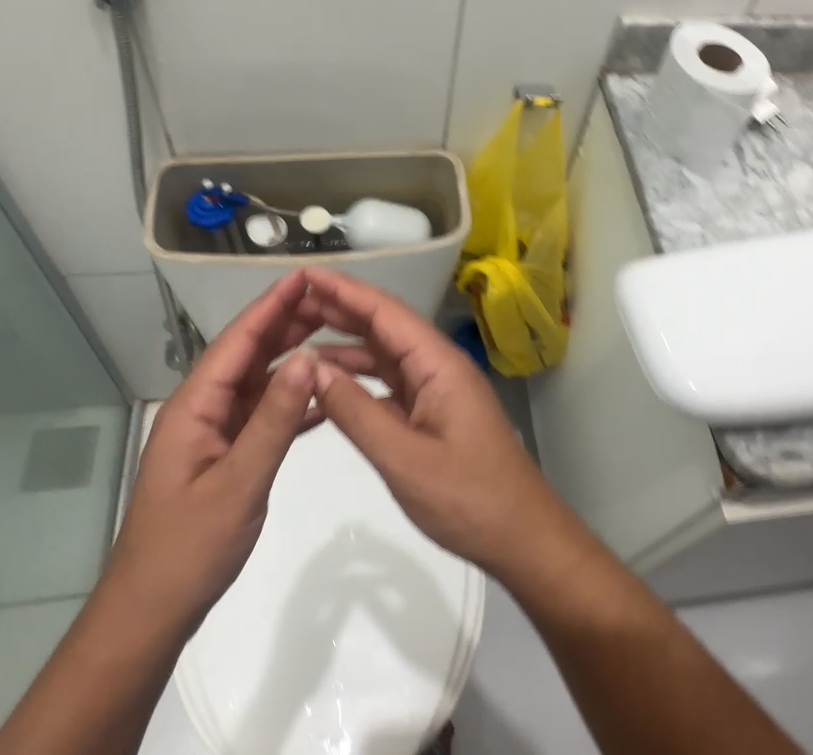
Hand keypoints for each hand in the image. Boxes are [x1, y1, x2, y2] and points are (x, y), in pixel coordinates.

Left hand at [111, 271, 323, 621]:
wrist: (153, 608)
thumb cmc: (190, 547)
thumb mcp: (239, 482)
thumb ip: (275, 420)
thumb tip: (307, 359)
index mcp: (196, 407)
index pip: (238, 341)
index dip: (271, 306)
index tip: (306, 276)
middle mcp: (202, 411)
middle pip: (247, 355)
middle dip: (285, 324)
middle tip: (332, 299)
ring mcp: (212, 435)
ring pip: (257, 384)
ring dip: (291, 359)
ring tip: (333, 335)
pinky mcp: (224, 458)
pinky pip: (261, 416)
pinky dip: (291, 402)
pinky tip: (322, 395)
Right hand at [302, 267, 583, 580]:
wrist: (521, 537)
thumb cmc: (468, 499)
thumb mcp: (403, 459)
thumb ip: (356, 413)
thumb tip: (312, 369)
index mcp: (439, 365)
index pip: (386, 313)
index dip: (344, 291)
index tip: (303, 275)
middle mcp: (439, 368)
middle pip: (386, 327)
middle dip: (341, 309)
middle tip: (291, 299)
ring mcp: (438, 392)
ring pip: (386, 356)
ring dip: (347, 344)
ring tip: (299, 333)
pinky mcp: (434, 416)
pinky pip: (391, 385)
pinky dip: (359, 380)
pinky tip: (329, 382)